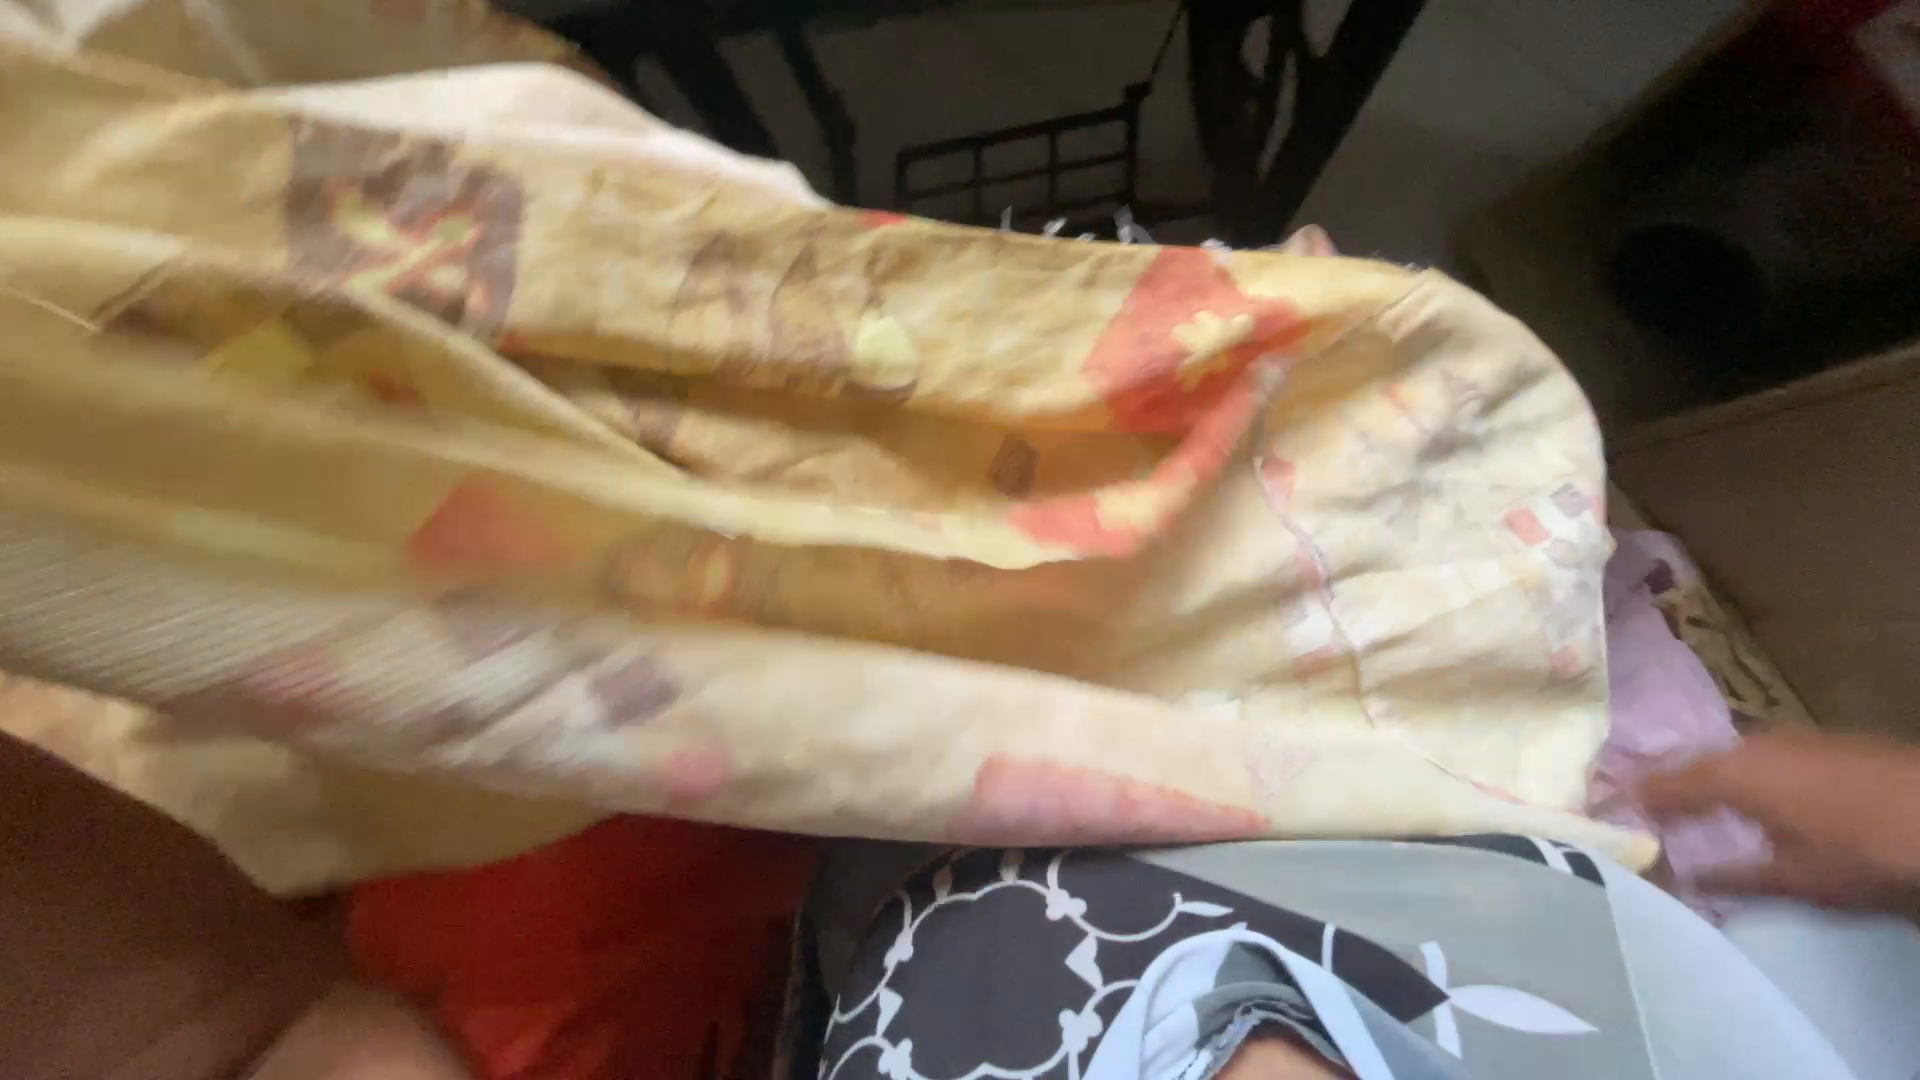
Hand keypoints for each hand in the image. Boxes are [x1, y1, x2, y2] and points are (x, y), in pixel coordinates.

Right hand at [1639, 731, 1919, 909]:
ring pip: (1732, 755)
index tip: (1617, 814)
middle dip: (1675, 786)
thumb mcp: (1801, 881)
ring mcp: (1789, 737)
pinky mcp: (1827, 739)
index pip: (1659, 785)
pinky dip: (1756, 771)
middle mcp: (1746, 745)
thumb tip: (1678, 878)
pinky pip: (1769, 754)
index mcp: (1726, 775)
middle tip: (1660, 809)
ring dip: (1716, 776)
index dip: (1636, 801)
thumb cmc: (1867, 854)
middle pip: (1693, 764)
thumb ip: (1733, 878)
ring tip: (1713, 802)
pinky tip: (1771, 793)